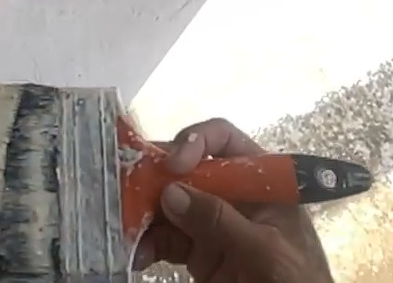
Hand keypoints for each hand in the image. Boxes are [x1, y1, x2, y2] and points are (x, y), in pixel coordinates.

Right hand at [136, 119, 333, 282]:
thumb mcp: (267, 251)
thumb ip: (221, 220)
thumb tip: (172, 191)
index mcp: (260, 181)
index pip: (224, 139)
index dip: (196, 141)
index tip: (175, 163)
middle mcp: (232, 194)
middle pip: (188, 167)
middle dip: (158, 175)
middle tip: (130, 184)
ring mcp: (213, 223)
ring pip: (170, 201)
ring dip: (145, 210)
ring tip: (126, 223)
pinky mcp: (199, 252)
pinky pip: (167, 237)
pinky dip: (148, 241)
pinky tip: (137, 251)